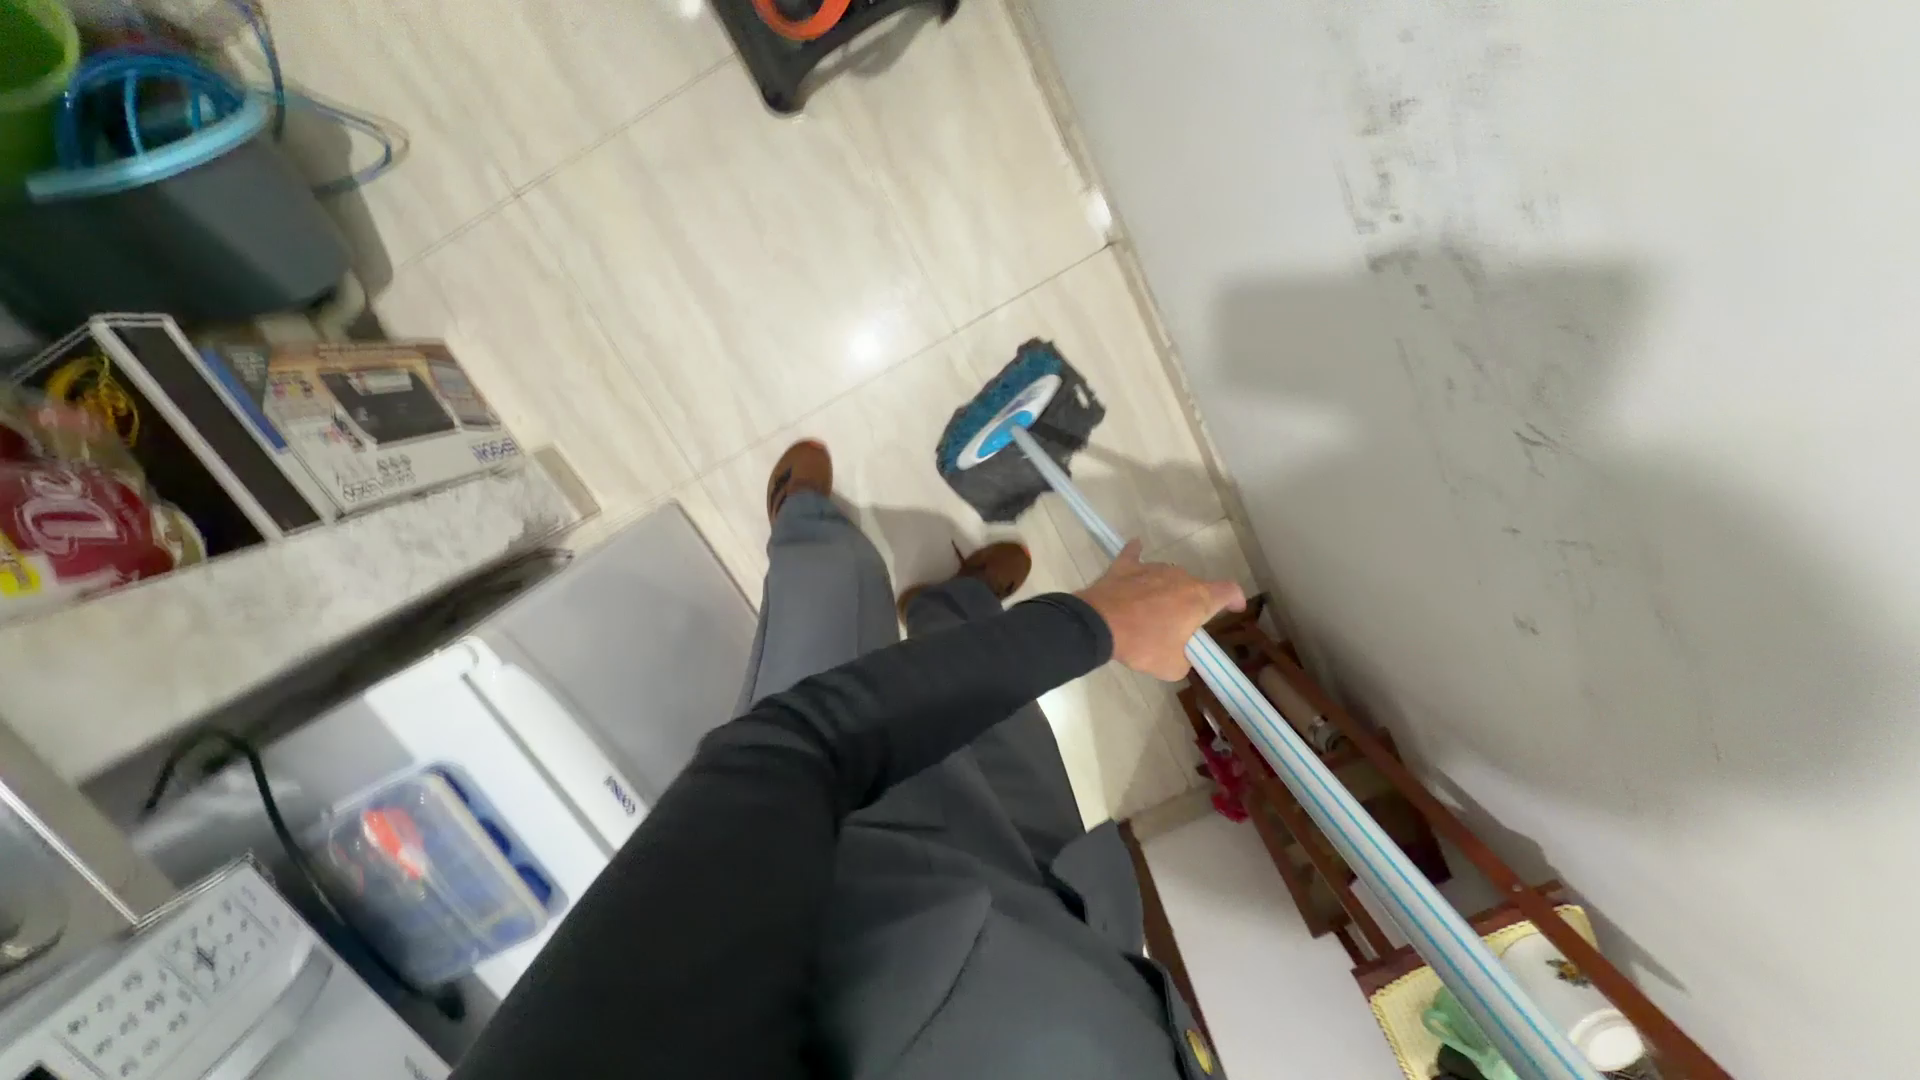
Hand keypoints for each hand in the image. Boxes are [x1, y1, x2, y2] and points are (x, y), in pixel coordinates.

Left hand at [1074, 540, 1246, 680]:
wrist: (1099, 625)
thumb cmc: (1142, 644)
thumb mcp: (1172, 666)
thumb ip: (1185, 658)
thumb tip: (1181, 654)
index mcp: (1198, 599)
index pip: (1228, 591)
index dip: (1235, 599)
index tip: (1234, 607)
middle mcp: (1180, 577)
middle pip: (1194, 587)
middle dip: (1190, 605)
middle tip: (1175, 626)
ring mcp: (1152, 568)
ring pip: (1167, 577)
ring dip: (1165, 590)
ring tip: (1149, 610)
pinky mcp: (1125, 566)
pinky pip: (1134, 556)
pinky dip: (1136, 554)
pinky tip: (1136, 547)